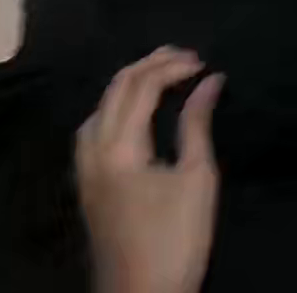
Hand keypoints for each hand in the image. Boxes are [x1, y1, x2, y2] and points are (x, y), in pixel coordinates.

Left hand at [76, 47, 225, 292]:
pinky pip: (93, 129)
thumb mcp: (197, 177)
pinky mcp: (88, 187)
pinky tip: (134, 112)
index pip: (142, 87)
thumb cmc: (176, 239)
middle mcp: (95, 153)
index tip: (204, 63)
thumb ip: (197, 122)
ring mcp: (86, 172)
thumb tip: (210, 79)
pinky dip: (115, 106)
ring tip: (161, 75)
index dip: (173, 66)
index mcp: (120, 149)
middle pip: (115, 89)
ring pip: (99, 107)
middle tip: (186, 56)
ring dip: (129, 83)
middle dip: (150, 64)